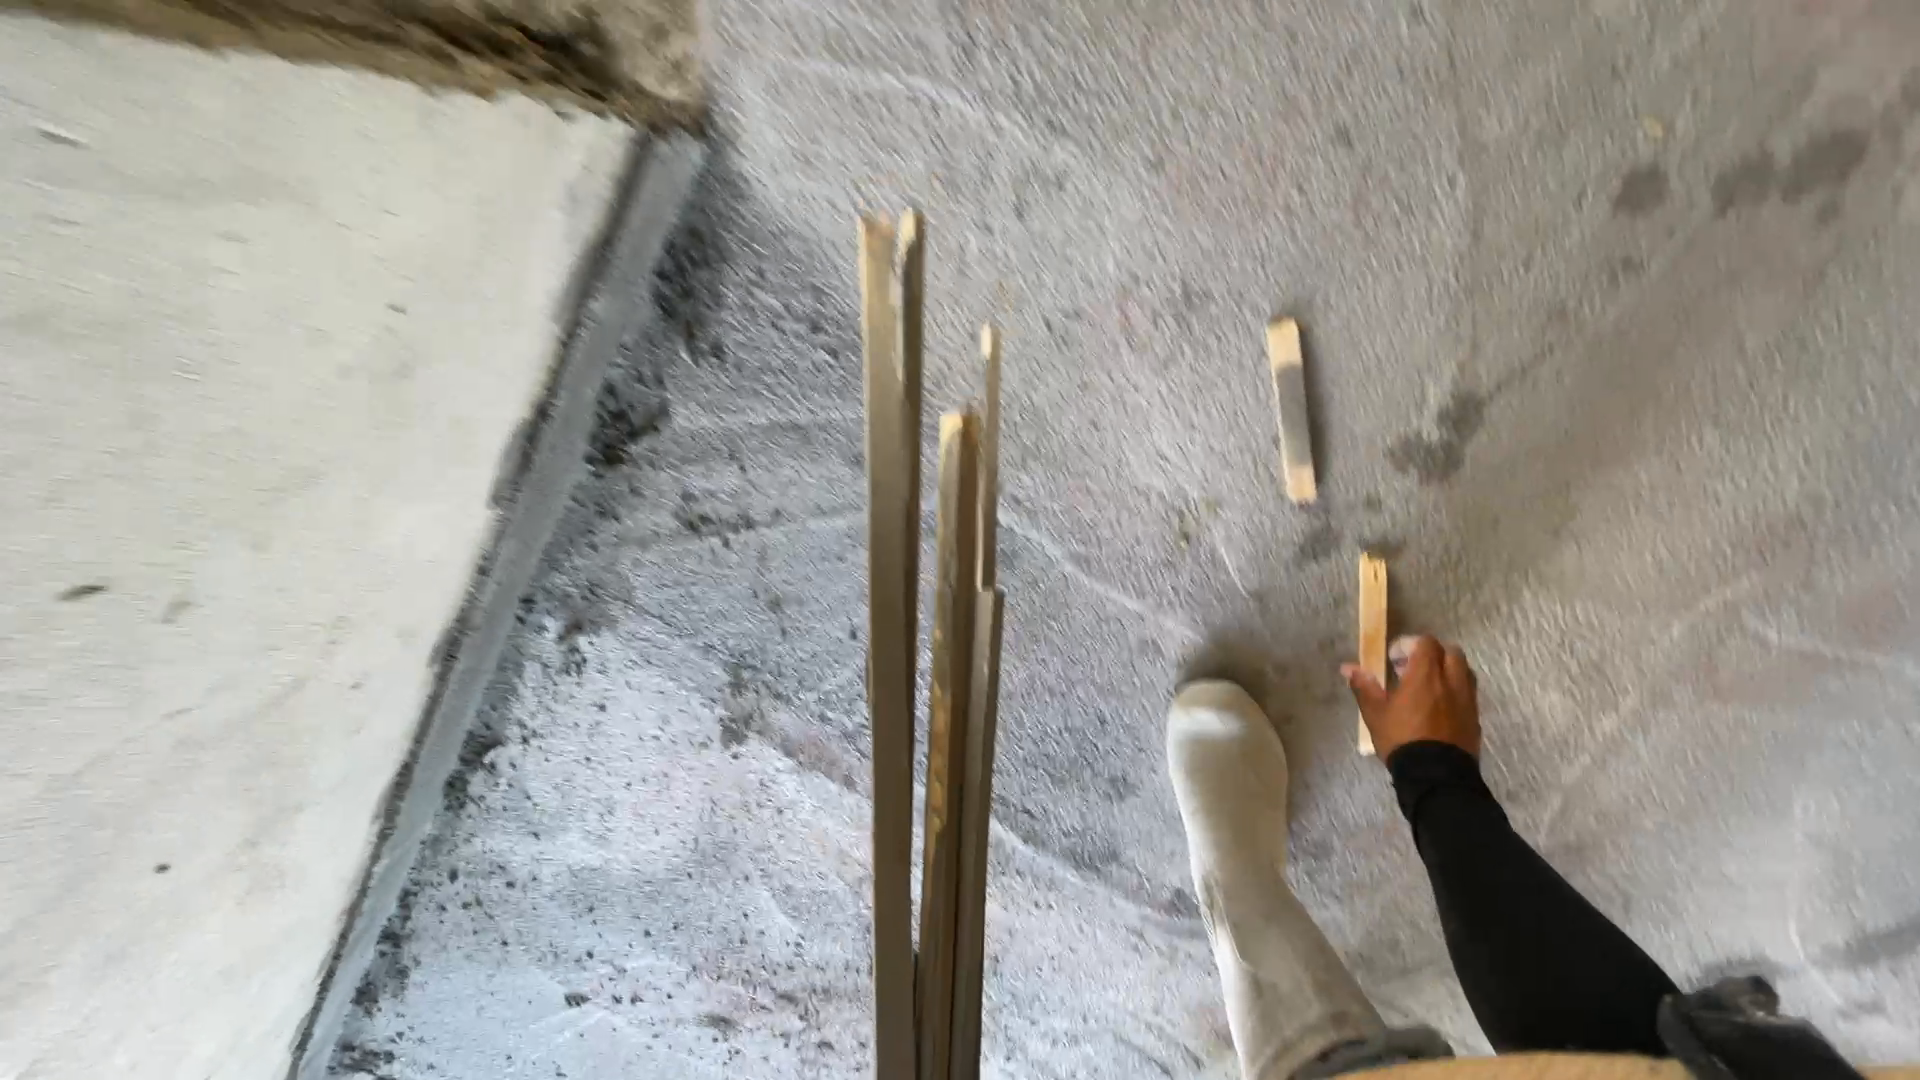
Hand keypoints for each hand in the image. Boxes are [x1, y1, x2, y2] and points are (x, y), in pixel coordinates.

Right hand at [1340, 635, 1480, 761]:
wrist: (1436, 774)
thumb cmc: (1401, 739)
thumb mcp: (1374, 713)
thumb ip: (1364, 686)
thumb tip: (1348, 667)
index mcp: (1425, 675)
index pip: (1426, 643)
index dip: (1410, 644)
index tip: (1394, 659)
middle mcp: (1451, 682)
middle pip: (1451, 652)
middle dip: (1433, 654)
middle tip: (1413, 670)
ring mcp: (1467, 700)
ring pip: (1464, 671)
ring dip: (1448, 671)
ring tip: (1429, 686)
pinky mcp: (1475, 717)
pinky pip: (1468, 693)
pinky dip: (1455, 691)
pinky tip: (1439, 707)